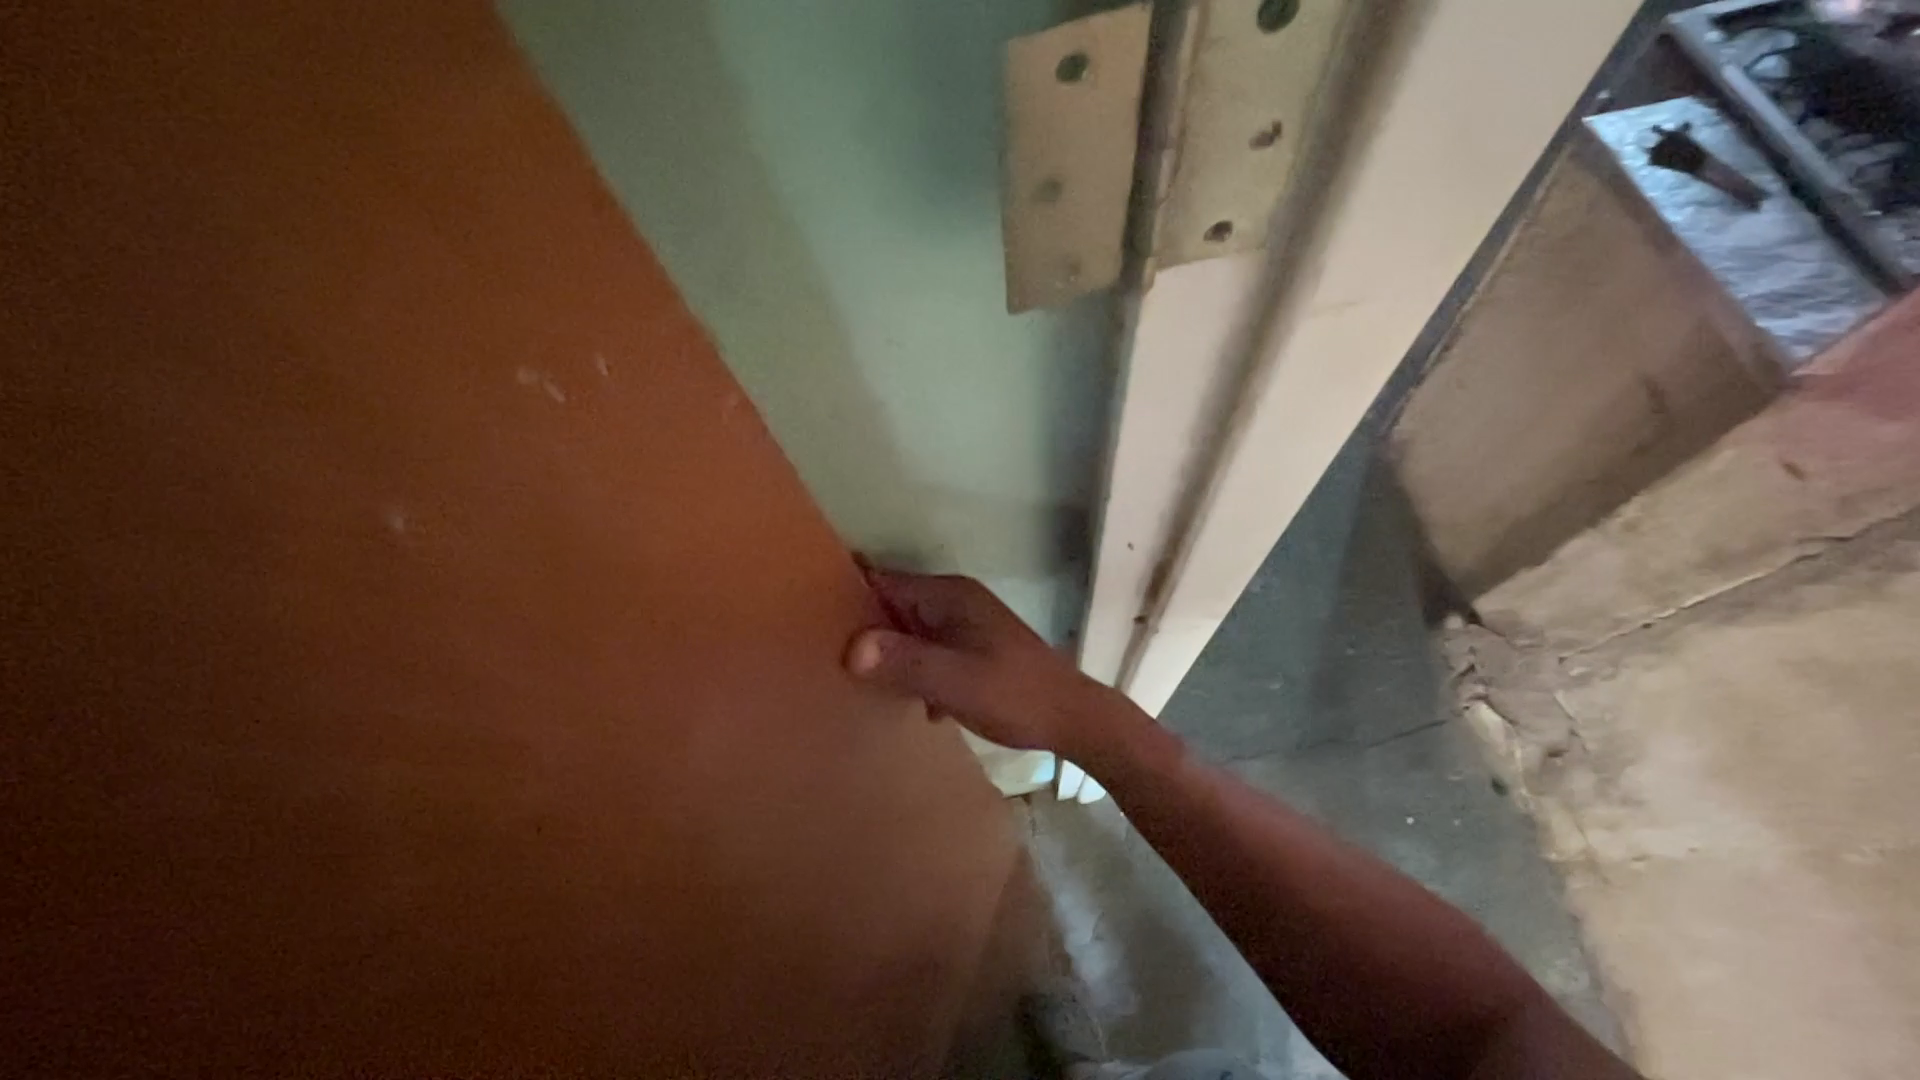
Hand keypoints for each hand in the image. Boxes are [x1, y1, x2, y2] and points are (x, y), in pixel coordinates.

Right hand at [845, 561, 1110, 757]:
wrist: (1071, 719)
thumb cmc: (1014, 694)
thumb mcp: (955, 680)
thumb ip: (904, 662)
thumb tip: (850, 648)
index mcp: (948, 597)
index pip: (884, 581)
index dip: (847, 594)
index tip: (809, 616)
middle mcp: (954, 603)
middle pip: (893, 606)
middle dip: (863, 628)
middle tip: (821, 655)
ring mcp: (965, 627)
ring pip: (910, 633)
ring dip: (888, 655)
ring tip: (852, 681)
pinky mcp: (972, 653)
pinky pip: (928, 654)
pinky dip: (915, 673)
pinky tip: (911, 705)